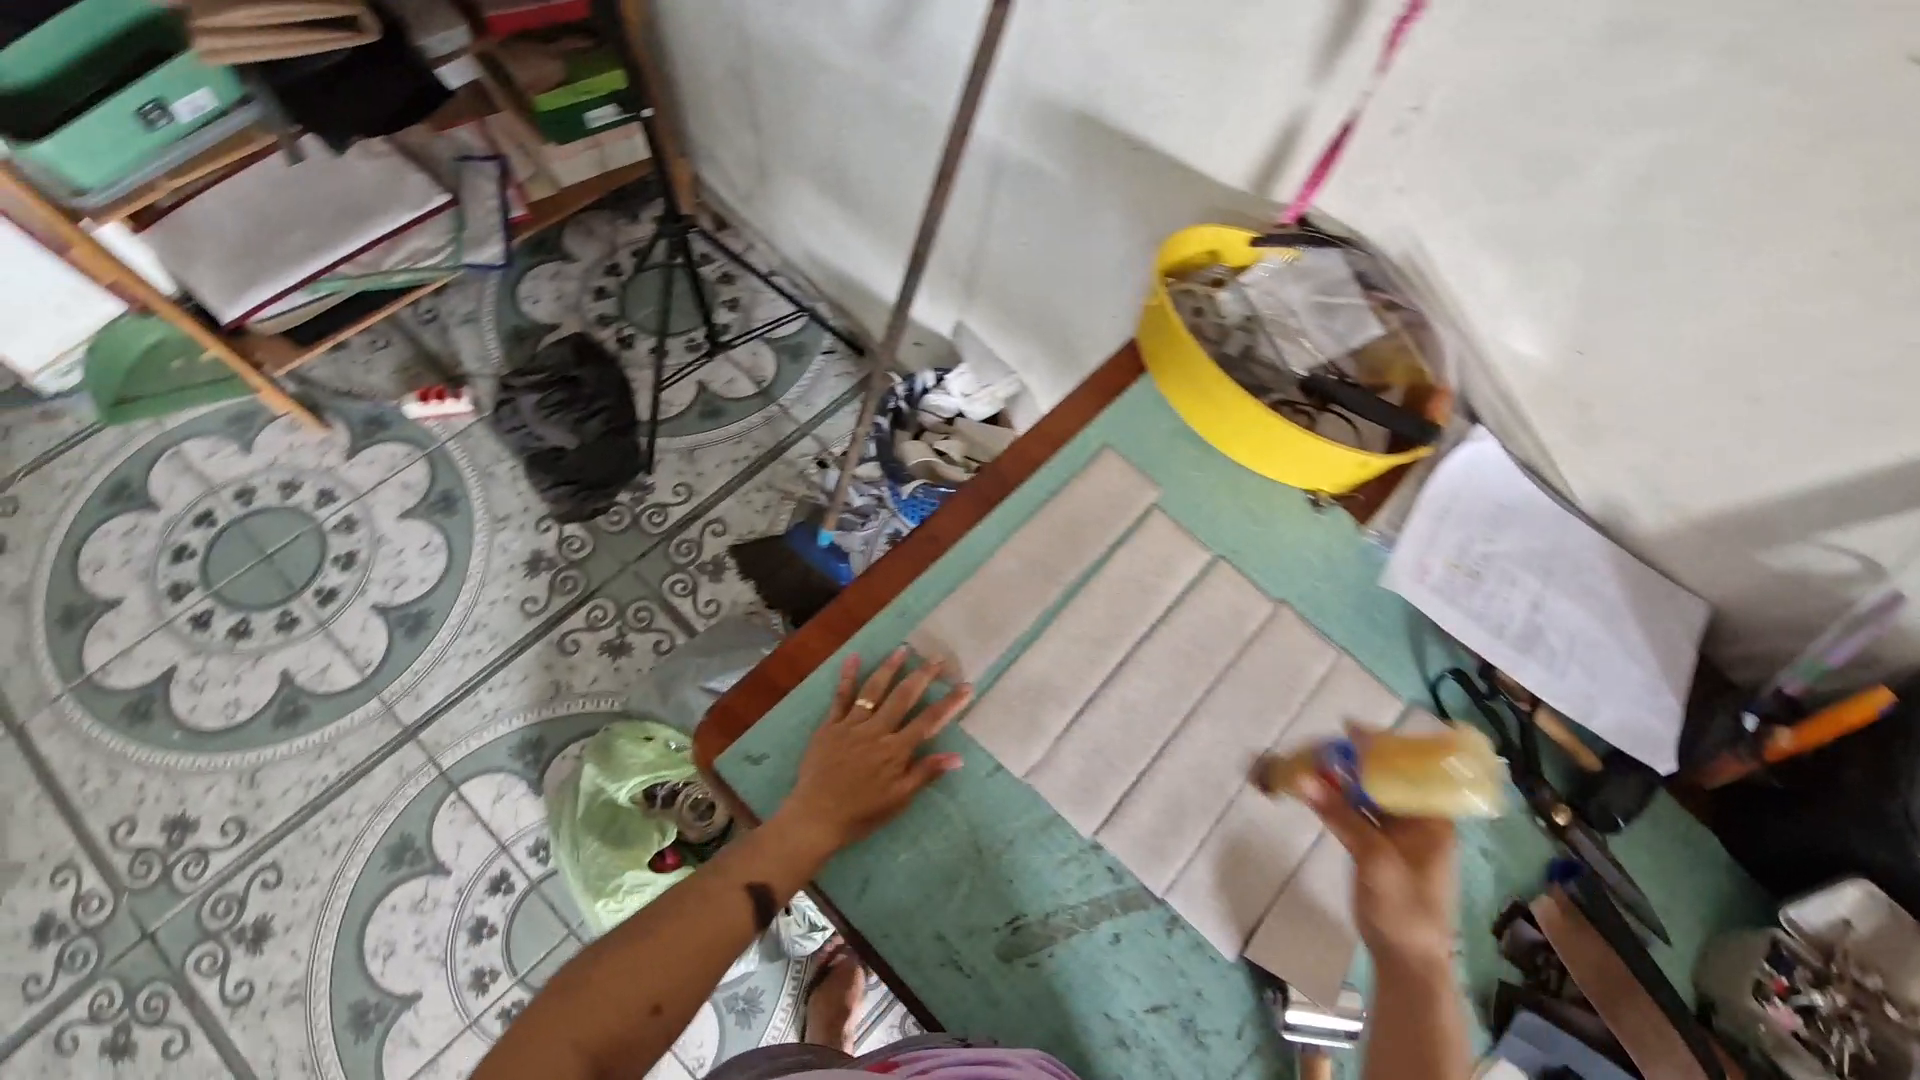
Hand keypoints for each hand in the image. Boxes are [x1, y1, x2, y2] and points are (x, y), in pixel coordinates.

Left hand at [773, 648, 970, 855]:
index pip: (929, 722)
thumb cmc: (861, 813)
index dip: (949, 703)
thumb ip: (925, 774)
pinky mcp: (829, 726)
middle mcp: (876, 731)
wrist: (815, 817)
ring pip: (874, 691)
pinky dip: (847, 676)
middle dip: (923, 676)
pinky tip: (853, 657)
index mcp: (895, 751)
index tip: (966, 687)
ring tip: (903, 650)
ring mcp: (851, 725)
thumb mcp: (898, 800)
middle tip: (938, 658)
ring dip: (890, 668)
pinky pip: (840, 697)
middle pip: (903, 697)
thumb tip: (957, 756)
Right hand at [1298, 729, 1457, 973]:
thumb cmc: (1404, 909)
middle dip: (1356, 761)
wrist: (1406, 962)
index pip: (1412, 769)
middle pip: (1388, 780)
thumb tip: (1302, 777)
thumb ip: (1340, 814)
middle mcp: (1419, 823)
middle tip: (1321, 745)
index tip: (1348, 726)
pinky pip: (1358, 816)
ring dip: (1343, 781)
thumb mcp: (1373, 858)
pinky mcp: (1378, 852)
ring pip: (1369, 797)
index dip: (1383, 746)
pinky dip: (1339, 803)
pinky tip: (1316, 791)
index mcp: (1433, 821)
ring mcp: (1398, 838)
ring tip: (1312, 761)